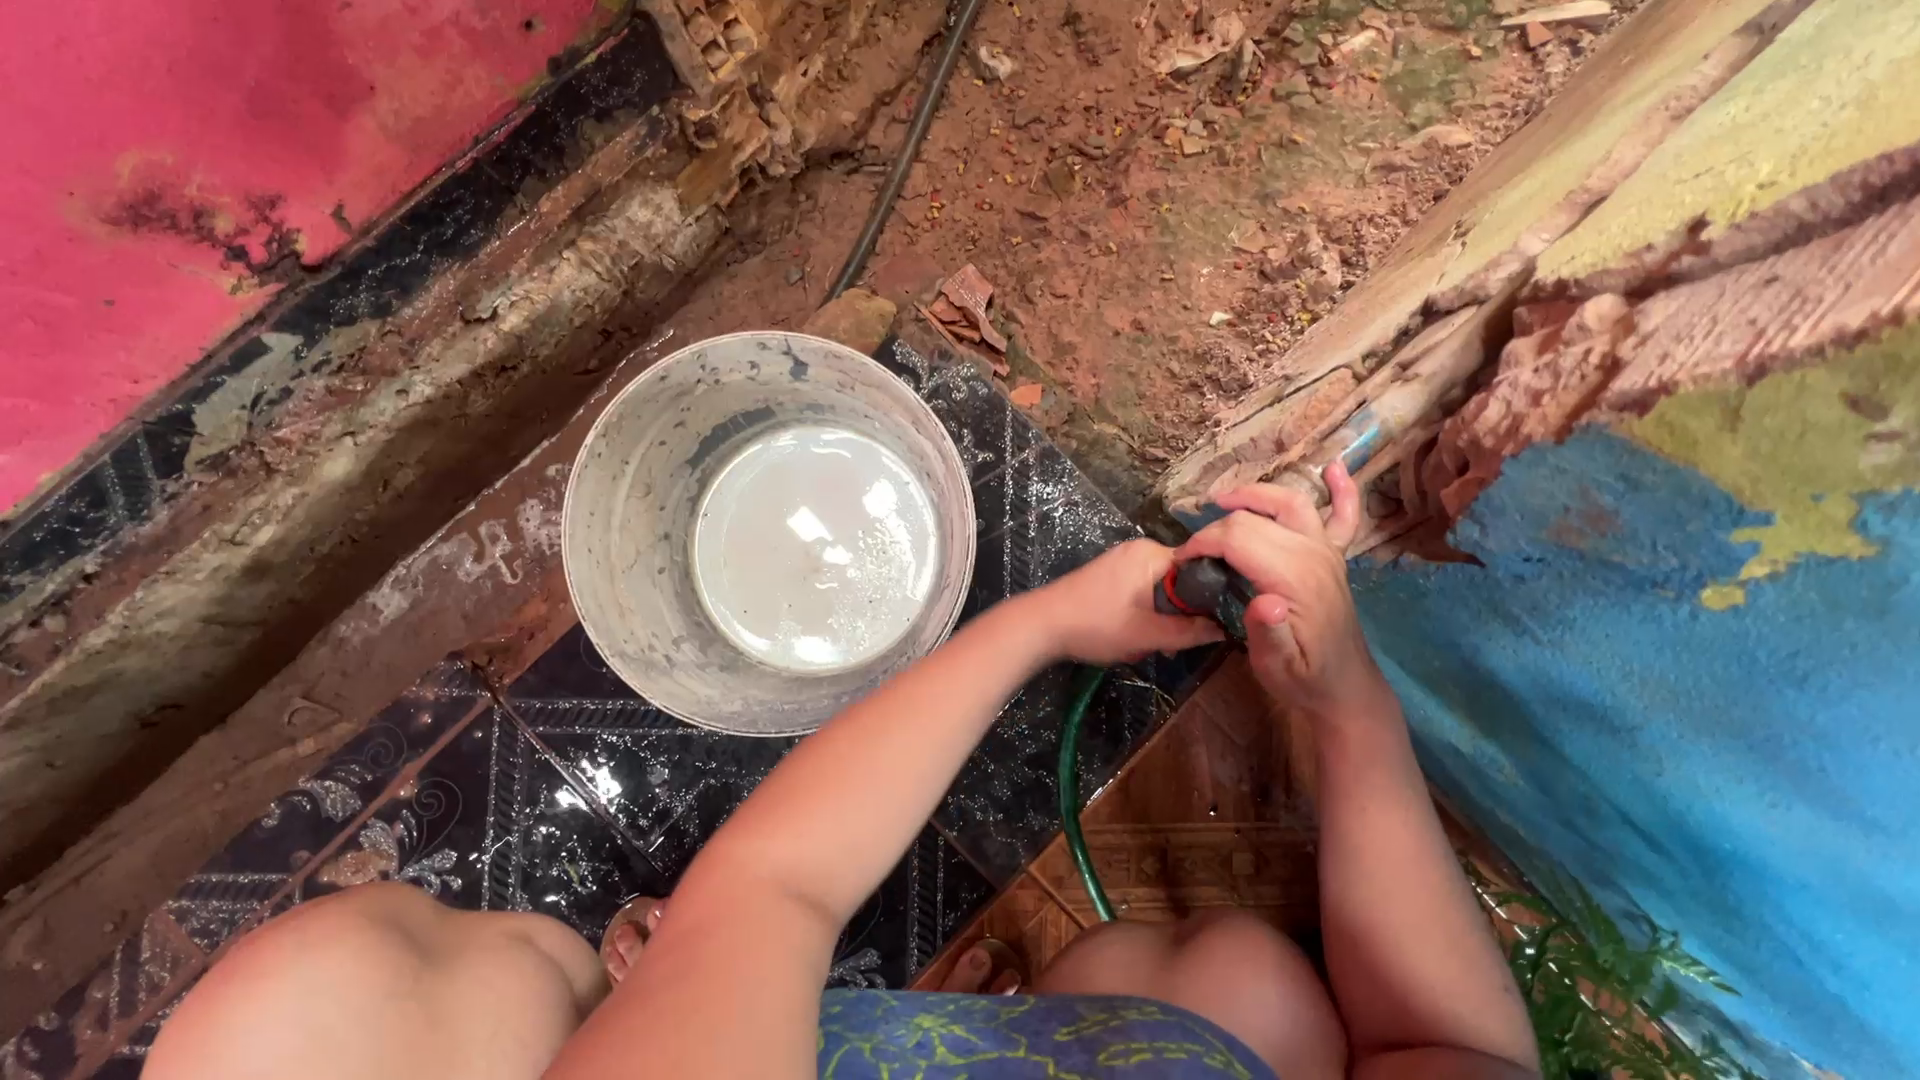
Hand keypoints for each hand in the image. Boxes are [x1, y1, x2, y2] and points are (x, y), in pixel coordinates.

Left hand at [1024, 538, 1224, 664]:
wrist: (1040, 625)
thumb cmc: (1095, 624)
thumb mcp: (1147, 634)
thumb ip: (1188, 631)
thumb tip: (1224, 630)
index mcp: (1151, 553)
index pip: (1201, 566)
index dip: (1211, 596)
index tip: (1217, 623)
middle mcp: (1139, 550)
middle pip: (1180, 581)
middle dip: (1180, 614)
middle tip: (1174, 642)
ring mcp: (1122, 562)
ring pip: (1161, 591)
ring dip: (1160, 619)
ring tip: (1150, 643)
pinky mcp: (1110, 576)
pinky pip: (1142, 593)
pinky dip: (1143, 615)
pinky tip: (1133, 636)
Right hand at [1175, 462, 1389, 719]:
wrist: (1345, 688)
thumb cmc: (1303, 678)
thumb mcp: (1276, 665)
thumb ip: (1269, 632)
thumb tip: (1263, 601)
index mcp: (1295, 579)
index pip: (1238, 537)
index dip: (1203, 542)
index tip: (1182, 563)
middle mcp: (1313, 555)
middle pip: (1255, 517)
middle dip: (1215, 525)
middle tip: (1193, 551)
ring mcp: (1327, 552)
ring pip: (1291, 502)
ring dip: (1255, 494)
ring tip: (1223, 499)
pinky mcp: (1335, 557)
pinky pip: (1344, 516)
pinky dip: (1342, 490)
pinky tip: (1336, 468)